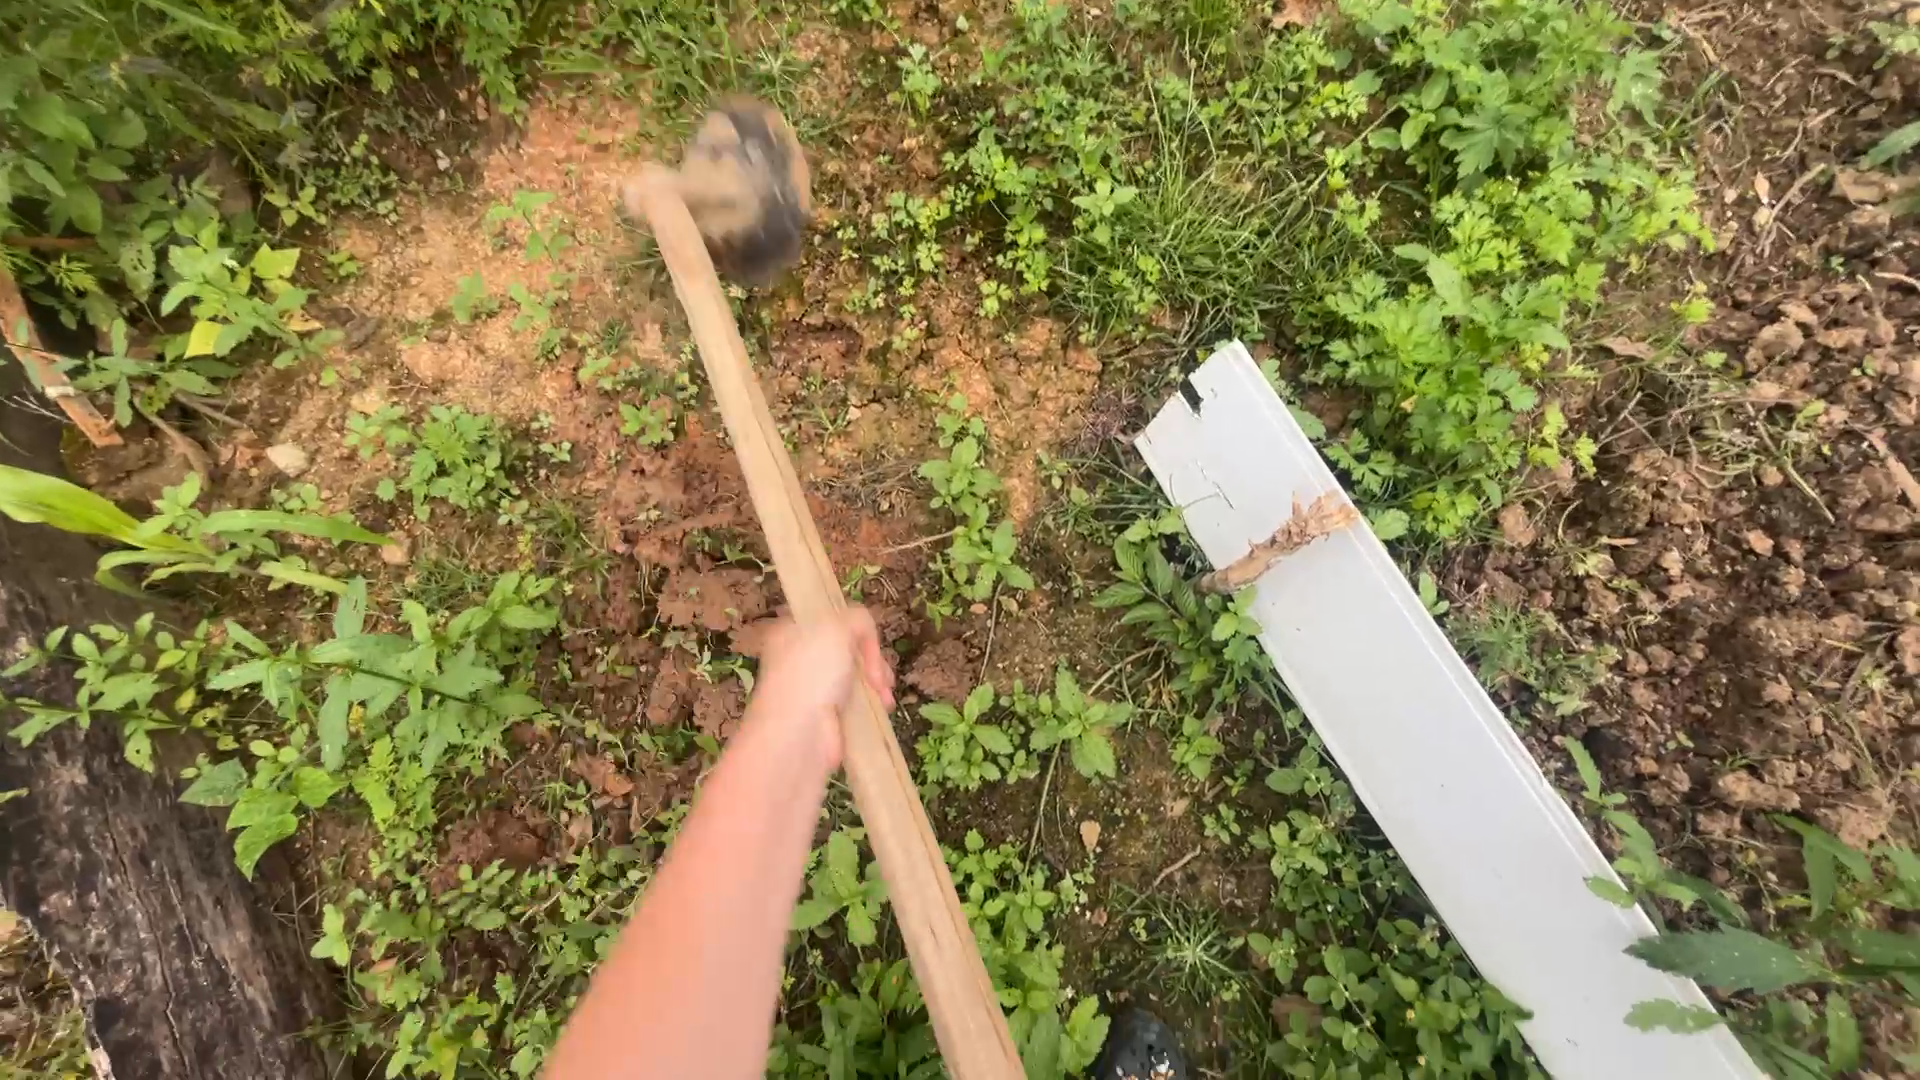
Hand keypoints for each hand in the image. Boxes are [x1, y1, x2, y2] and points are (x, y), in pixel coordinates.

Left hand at [746, 608, 894, 769]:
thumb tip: (865, 632)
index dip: (853, 626)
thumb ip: (857, 619)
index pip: (829, 618)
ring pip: (856, 674)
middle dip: (871, 658)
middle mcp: (800, 658)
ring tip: (884, 693)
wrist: (799, 734)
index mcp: (792, 632)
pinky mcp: (828, 714)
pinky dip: (874, 701)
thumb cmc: (812, 672)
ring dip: (877, 679)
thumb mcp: (836, 628)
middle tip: (879, 672)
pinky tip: (883, 705)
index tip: (868, 639)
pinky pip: (857, 699)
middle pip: (848, 648)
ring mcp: (814, 688)